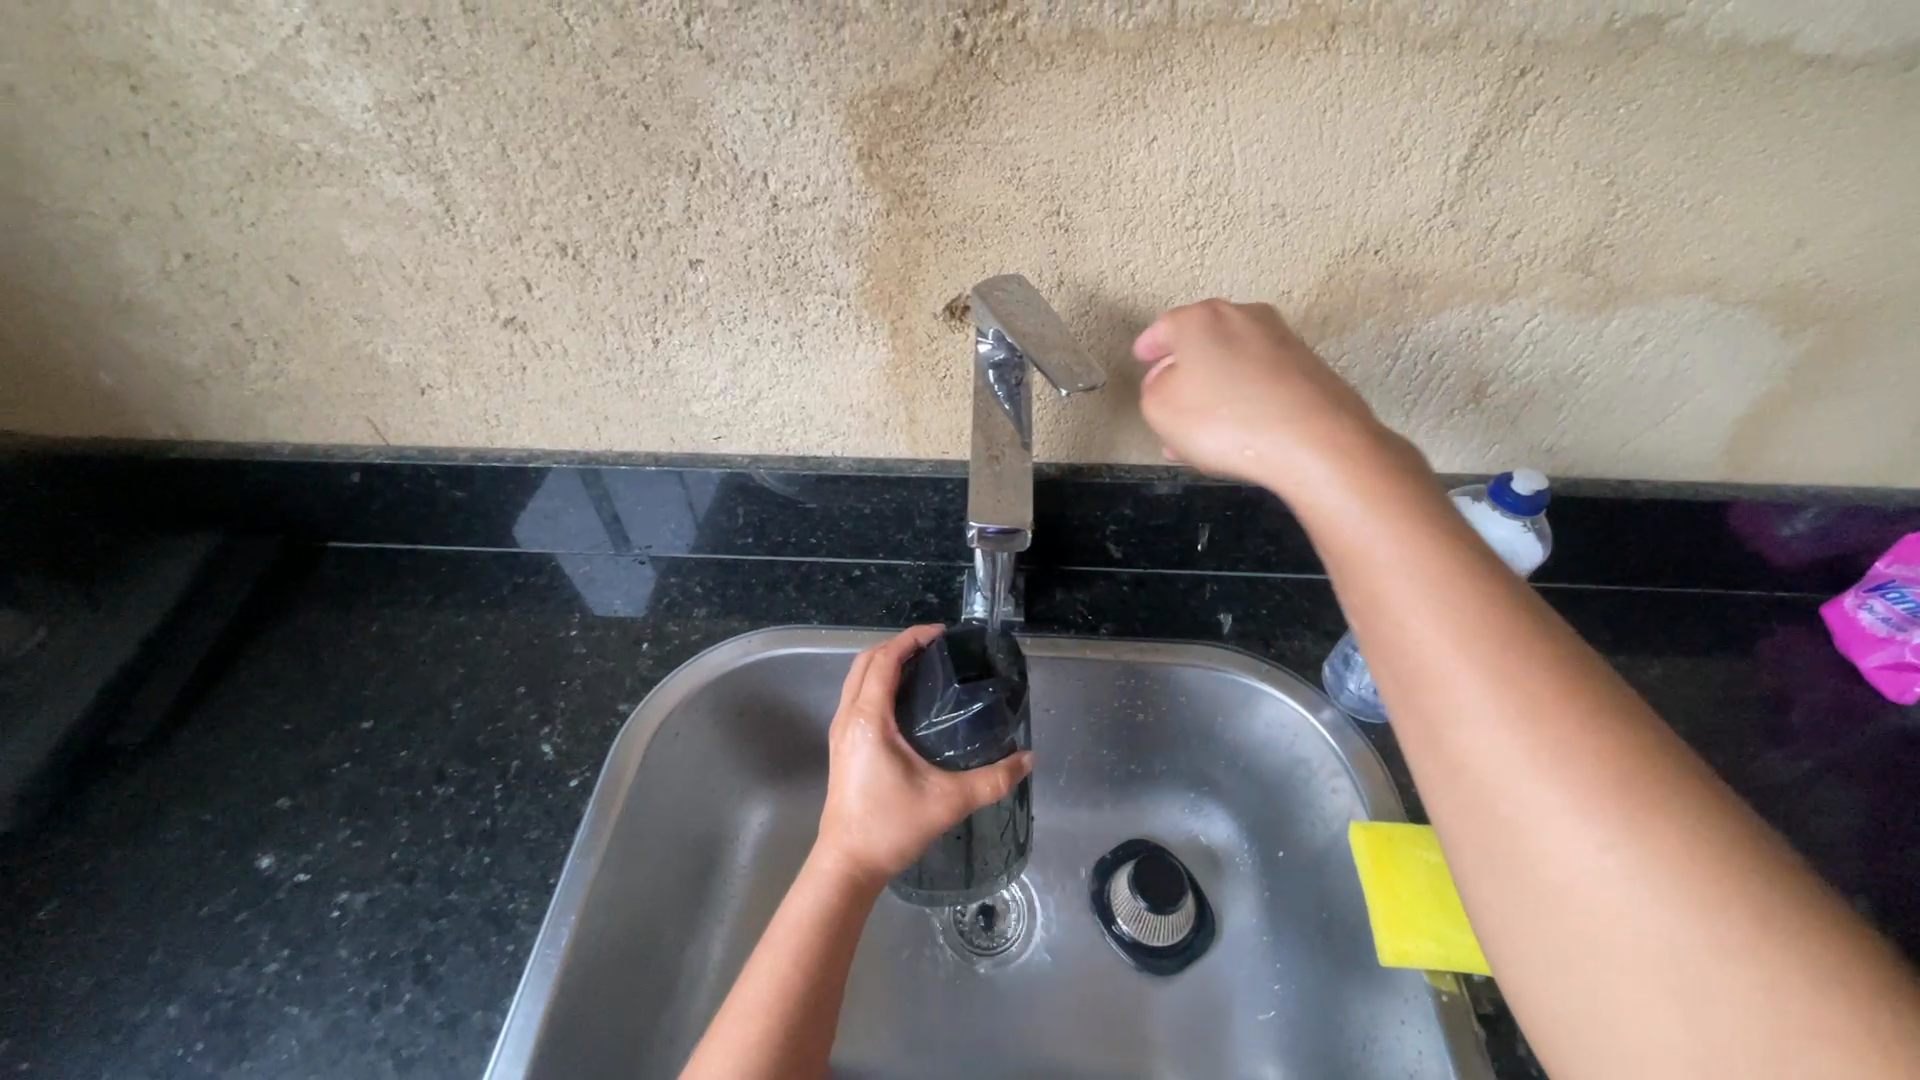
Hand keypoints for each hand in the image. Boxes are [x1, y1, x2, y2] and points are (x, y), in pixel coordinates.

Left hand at [814, 625, 1034, 888]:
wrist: (848, 864)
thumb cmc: (891, 827)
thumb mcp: (949, 801)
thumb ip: (993, 779)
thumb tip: (1028, 759)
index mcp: (869, 719)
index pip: (884, 661)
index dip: (911, 639)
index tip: (941, 634)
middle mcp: (848, 717)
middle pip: (865, 662)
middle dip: (897, 645)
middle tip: (934, 646)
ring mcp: (841, 732)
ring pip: (857, 679)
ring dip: (885, 663)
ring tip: (922, 665)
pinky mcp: (842, 746)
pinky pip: (857, 697)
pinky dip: (877, 683)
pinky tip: (905, 699)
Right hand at [1132, 300, 1408, 493]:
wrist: (1314, 441)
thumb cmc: (1224, 420)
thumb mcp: (1160, 410)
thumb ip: (1152, 390)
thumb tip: (1165, 381)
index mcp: (1201, 318)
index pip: (1164, 326)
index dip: (1148, 346)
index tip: (1141, 357)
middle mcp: (1244, 317)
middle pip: (1201, 343)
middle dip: (1182, 371)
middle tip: (1166, 399)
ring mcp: (1281, 341)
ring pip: (1231, 365)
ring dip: (1211, 392)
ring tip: (1196, 432)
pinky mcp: (1308, 369)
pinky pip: (1259, 383)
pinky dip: (1241, 401)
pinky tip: (1233, 434)